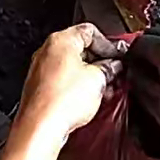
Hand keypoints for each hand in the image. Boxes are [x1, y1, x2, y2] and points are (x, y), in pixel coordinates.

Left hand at [15, 24, 128, 146]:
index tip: (119, 56)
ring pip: (72, 65)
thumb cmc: (62, 101)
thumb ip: (110, 67)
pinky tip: (90, 97)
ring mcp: (41, 69)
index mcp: (61, 41)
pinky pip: (63, 80)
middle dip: (100, 60)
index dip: (109, 44)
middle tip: (114, 72)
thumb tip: (113, 66)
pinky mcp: (40, 88)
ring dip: (91, 75)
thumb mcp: (98, 79)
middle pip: (81, 47)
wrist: (41, 128)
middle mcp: (47, 52)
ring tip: (105, 88)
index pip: (90, 31)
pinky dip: (78, 85)